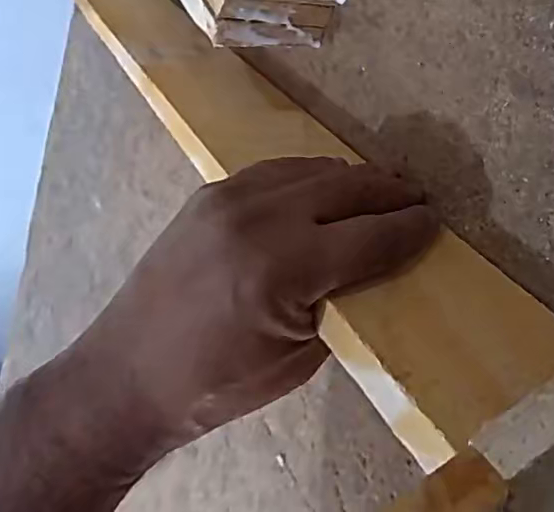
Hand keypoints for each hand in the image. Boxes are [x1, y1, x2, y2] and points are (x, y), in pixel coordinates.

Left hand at [62, 157, 438, 462]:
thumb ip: (349, 295)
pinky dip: (319, 178)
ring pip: (324, 169)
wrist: (118, 383)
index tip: (435, 222)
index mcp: (286, 267)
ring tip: (382, 193)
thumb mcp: (303, 355)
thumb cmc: (217, 384)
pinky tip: (330, 192)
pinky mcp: (216, 190)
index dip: (412, 227)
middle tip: (418, 200)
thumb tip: (386, 257)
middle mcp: (263, 218)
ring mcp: (234, 196)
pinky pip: (287, 170)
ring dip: (359, 182)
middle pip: (355, 186)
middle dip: (394, 193)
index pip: (375, 233)